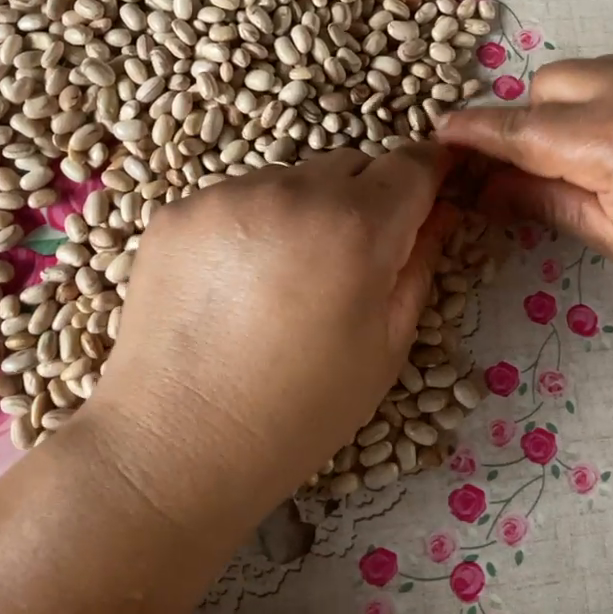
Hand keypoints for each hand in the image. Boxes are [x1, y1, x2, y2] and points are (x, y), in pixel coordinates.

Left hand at [74, 144, 453, 520]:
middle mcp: (293, 191)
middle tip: (346, 260)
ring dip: (304, 209)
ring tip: (280, 277)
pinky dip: (250, 225)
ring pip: (292, 178)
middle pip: (351, 164)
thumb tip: (439, 211)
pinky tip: (233, 282)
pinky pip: (238, 198)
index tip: (430, 192)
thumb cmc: (299, 412)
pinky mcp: (179, 209)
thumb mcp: (386, 347)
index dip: (429, 173)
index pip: (411, 163)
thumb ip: (419, 263)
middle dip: (364, 198)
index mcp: (356, 227)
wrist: (173, 449)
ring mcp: (227, 195)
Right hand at [440, 53, 612, 327]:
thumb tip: (488, 186)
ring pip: (588, 69)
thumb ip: (548, 202)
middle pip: (548, 83)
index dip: (475, 131)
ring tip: (610, 152)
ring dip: (575, 103)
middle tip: (554, 166)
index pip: (521, 129)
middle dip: (534, 119)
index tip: (441, 132)